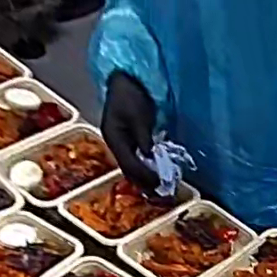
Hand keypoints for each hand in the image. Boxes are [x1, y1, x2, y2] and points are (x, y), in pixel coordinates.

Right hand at [102, 70, 158, 188]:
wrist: (126, 80)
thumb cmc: (130, 94)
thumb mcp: (138, 114)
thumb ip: (143, 137)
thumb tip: (149, 156)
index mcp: (113, 137)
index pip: (129, 164)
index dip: (145, 176)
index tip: (160, 184)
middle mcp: (115, 144)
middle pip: (129, 172)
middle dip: (146, 185)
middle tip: (163, 195)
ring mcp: (120, 145)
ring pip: (132, 171)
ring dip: (146, 182)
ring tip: (162, 192)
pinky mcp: (128, 145)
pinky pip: (136, 165)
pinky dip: (146, 174)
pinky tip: (156, 180)